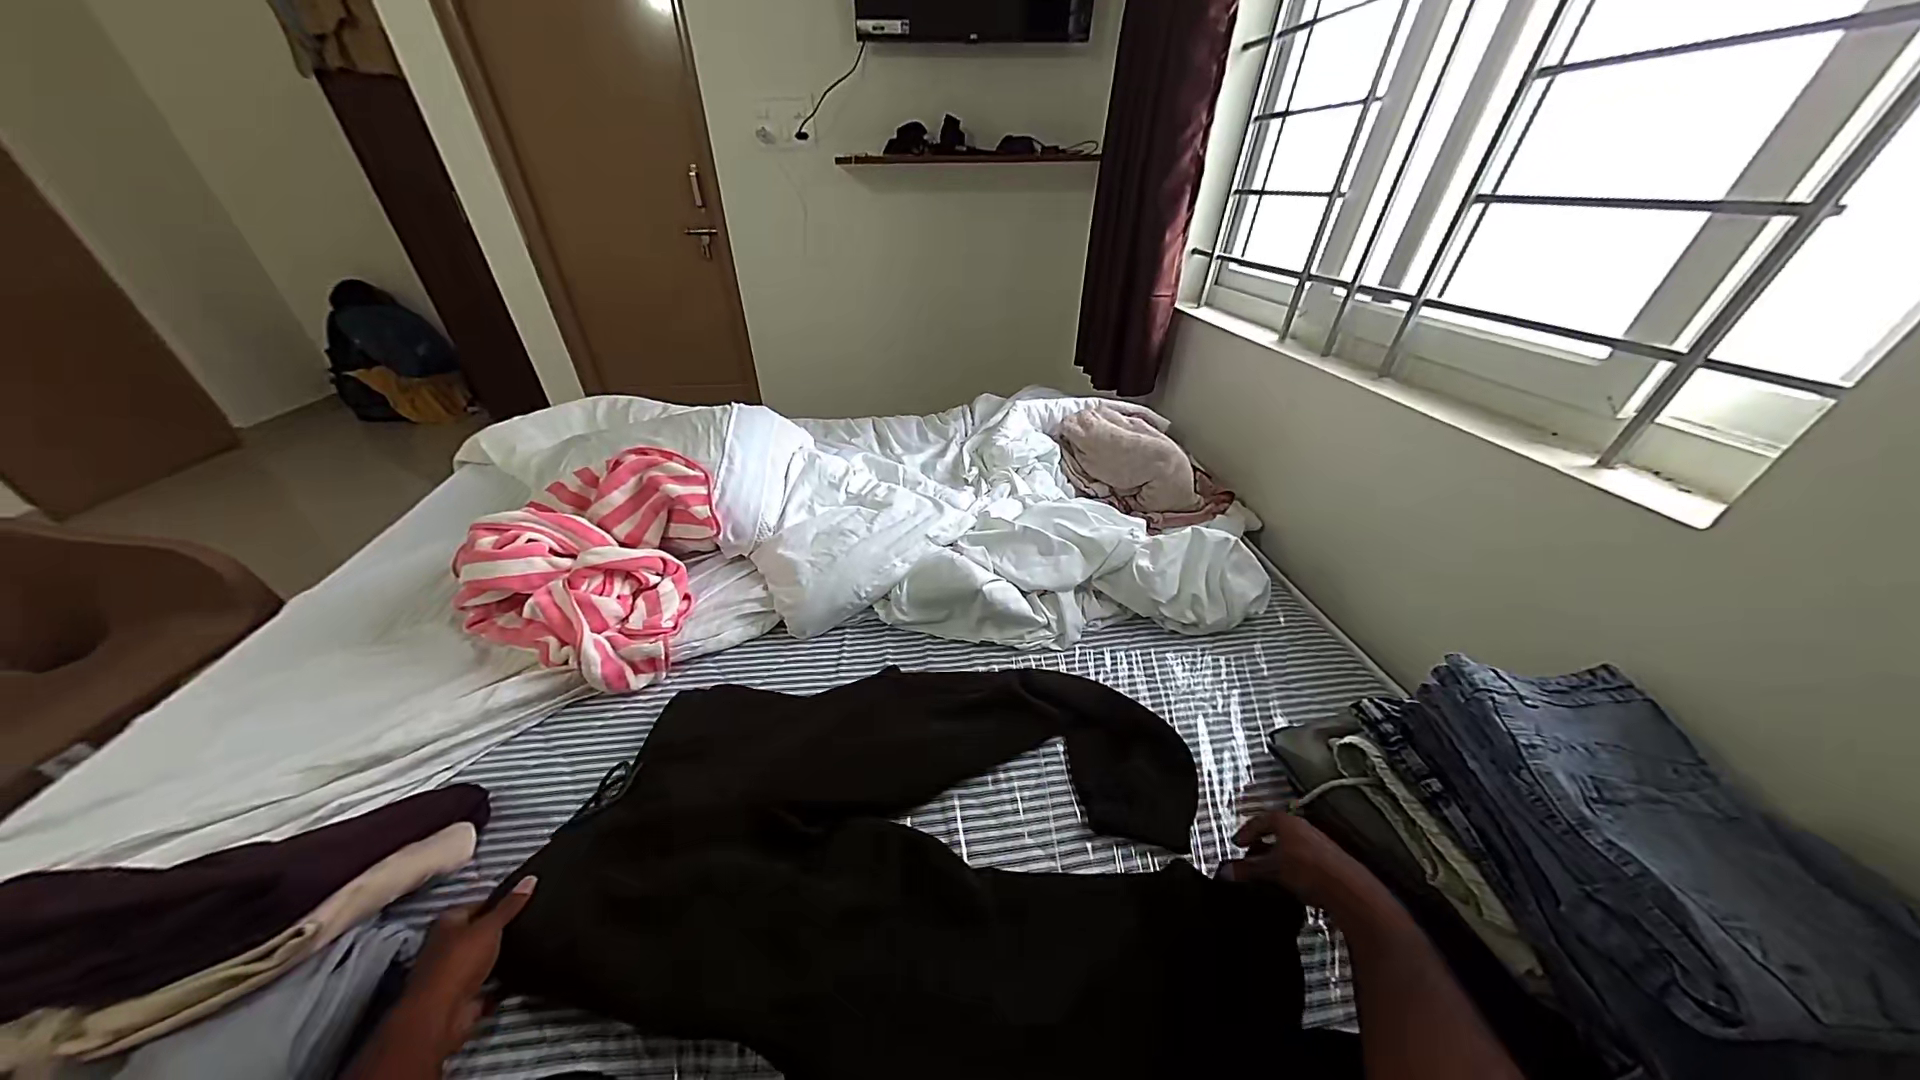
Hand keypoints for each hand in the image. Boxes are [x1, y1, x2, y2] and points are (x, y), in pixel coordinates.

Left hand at [398, 875, 536, 1057]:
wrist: (440, 1015)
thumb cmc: (459, 962)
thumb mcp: (490, 926)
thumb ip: (510, 905)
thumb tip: (531, 878)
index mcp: (448, 925)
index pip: (477, 904)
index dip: (500, 900)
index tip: (525, 898)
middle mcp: (447, 947)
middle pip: (480, 932)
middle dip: (502, 929)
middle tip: (532, 918)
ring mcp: (455, 974)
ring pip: (486, 958)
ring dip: (504, 955)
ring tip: (535, 941)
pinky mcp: (466, 997)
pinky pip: (492, 983)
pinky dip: (505, 980)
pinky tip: (525, 970)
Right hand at [1224, 810, 1361, 908]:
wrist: (1350, 890)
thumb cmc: (1305, 870)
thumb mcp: (1271, 870)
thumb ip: (1247, 870)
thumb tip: (1224, 872)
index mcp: (1285, 821)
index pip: (1259, 821)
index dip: (1246, 832)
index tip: (1237, 844)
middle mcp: (1303, 826)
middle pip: (1276, 832)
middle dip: (1262, 845)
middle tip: (1251, 858)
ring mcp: (1320, 842)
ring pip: (1291, 845)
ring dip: (1278, 856)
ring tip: (1270, 872)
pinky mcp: (1332, 859)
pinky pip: (1305, 857)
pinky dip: (1294, 865)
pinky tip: (1292, 882)